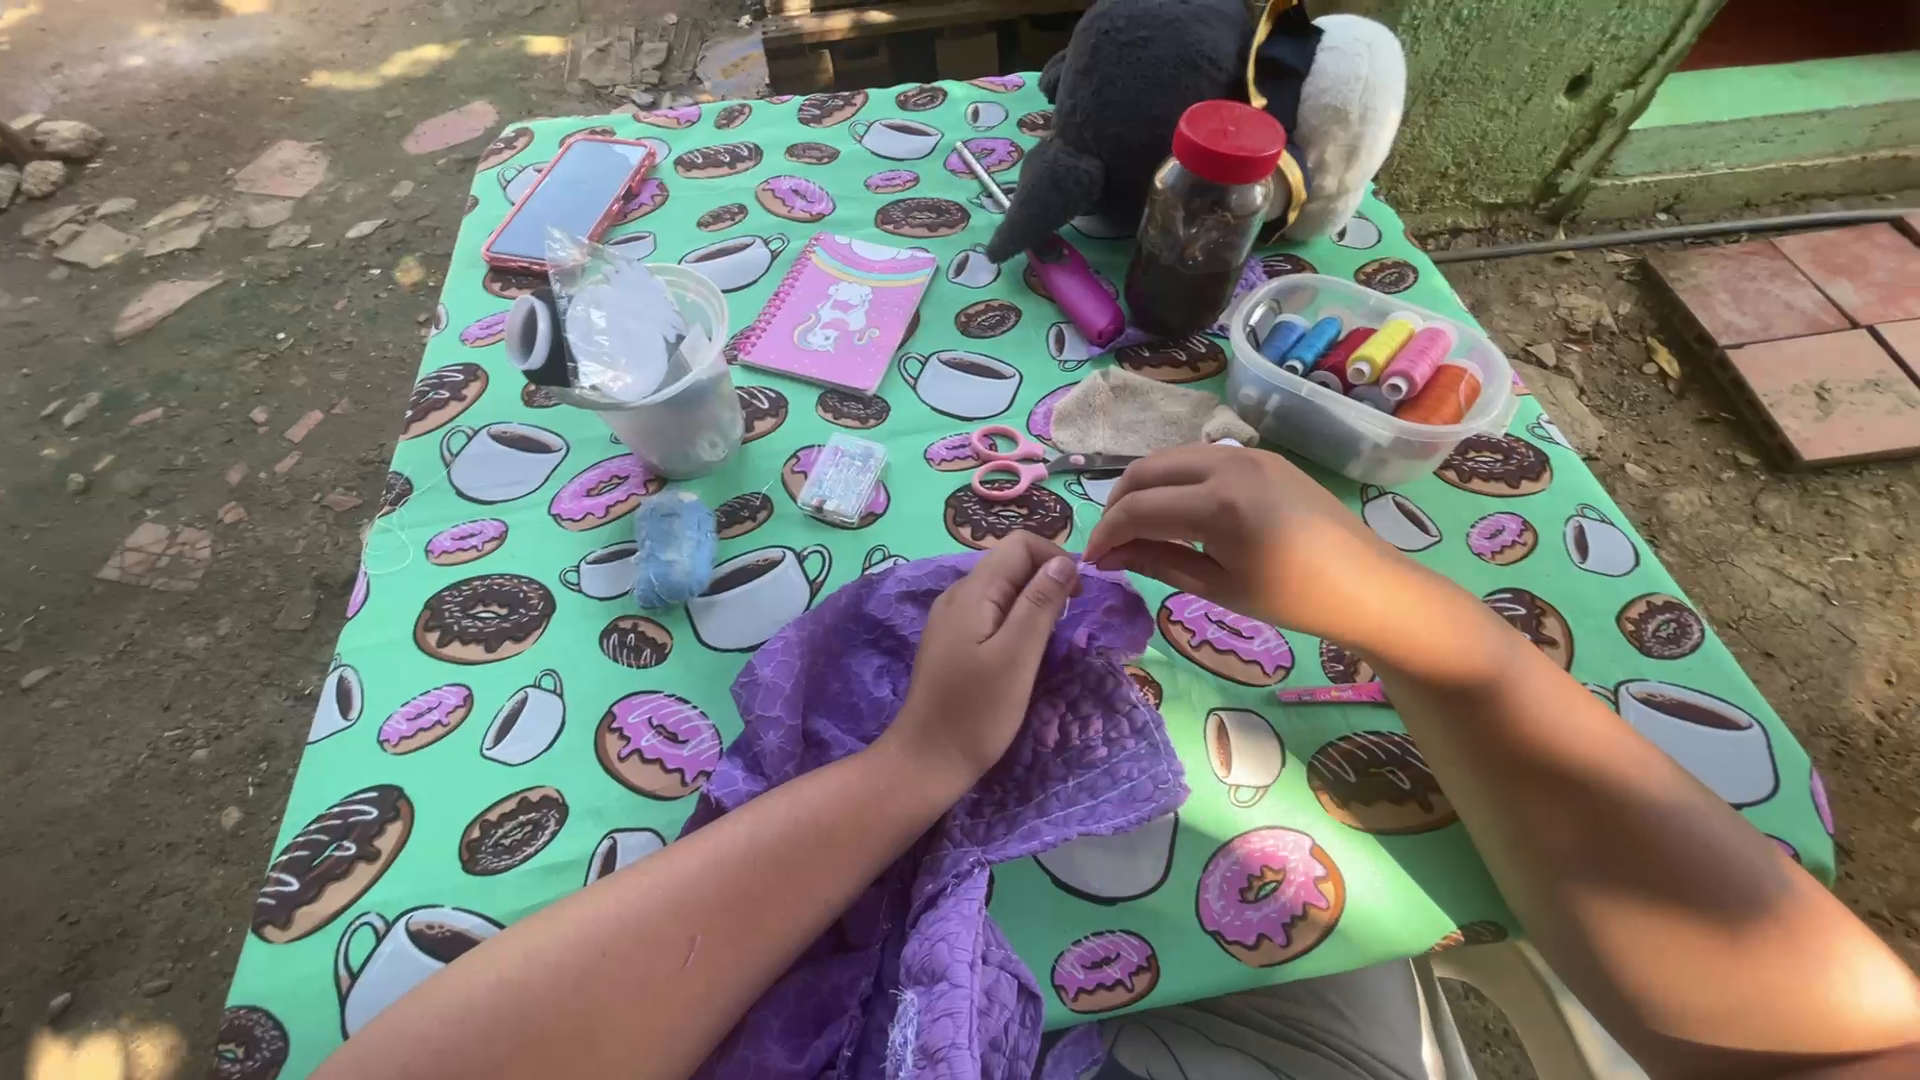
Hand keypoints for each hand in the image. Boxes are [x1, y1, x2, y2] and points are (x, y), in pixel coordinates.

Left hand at [880, 531, 1079, 791]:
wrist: (927, 760)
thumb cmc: (977, 712)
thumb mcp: (1017, 656)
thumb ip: (1040, 604)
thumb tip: (1064, 560)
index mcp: (972, 592)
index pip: (1020, 543)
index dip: (1055, 558)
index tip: (1077, 596)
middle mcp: (957, 595)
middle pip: (1010, 562)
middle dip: (1046, 580)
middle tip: (1066, 624)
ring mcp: (952, 618)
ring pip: (1003, 588)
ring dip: (1033, 602)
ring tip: (1048, 640)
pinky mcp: (953, 641)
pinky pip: (991, 612)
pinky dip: (1016, 621)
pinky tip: (1023, 652)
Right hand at [1081, 444, 1426, 652]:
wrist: (1367, 585)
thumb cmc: (1291, 599)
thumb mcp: (1216, 586)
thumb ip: (1155, 561)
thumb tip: (1108, 556)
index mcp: (1217, 504)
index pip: (1137, 508)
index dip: (1106, 533)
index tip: (1093, 559)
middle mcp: (1227, 464)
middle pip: (1144, 471)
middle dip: (1116, 504)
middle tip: (1110, 541)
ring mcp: (1247, 453)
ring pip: (1169, 458)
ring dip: (1143, 487)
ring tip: (1137, 526)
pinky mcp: (1261, 455)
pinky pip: (1198, 457)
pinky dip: (1174, 479)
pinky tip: (1176, 510)